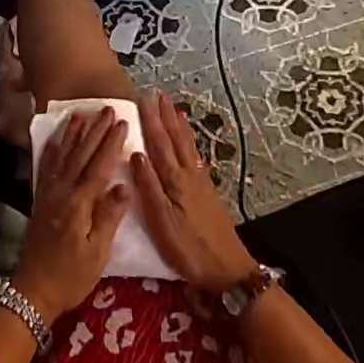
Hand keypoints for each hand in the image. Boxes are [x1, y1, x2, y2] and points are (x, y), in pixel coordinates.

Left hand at [13, 108, 132, 319]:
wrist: (33, 292)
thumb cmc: (71, 277)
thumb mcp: (98, 253)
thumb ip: (109, 217)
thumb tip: (123, 185)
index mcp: (80, 204)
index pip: (99, 166)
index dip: (111, 143)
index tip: (122, 122)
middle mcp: (63, 192)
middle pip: (81, 154)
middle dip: (95, 130)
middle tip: (106, 108)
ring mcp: (49, 195)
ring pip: (63, 156)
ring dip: (73, 134)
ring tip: (81, 113)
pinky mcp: (41, 201)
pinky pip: (46, 168)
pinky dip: (52, 150)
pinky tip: (57, 139)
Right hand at [133, 92, 256, 292]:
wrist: (227, 268)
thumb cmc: (189, 248)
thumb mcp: (162, 221)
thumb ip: (149, 187)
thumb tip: (136, 153)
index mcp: (175, 180)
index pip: (160, 143)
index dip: (152, 121)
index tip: (144, 99)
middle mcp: (189, 175)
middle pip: (176, 139)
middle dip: (167, 116)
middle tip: (159, 95)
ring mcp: (201, 182)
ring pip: (188, 146)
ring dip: (180, 126)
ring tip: (175, 109)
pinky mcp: (207, 192)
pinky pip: (195, 157)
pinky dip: (190, 143)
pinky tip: (189, 144)